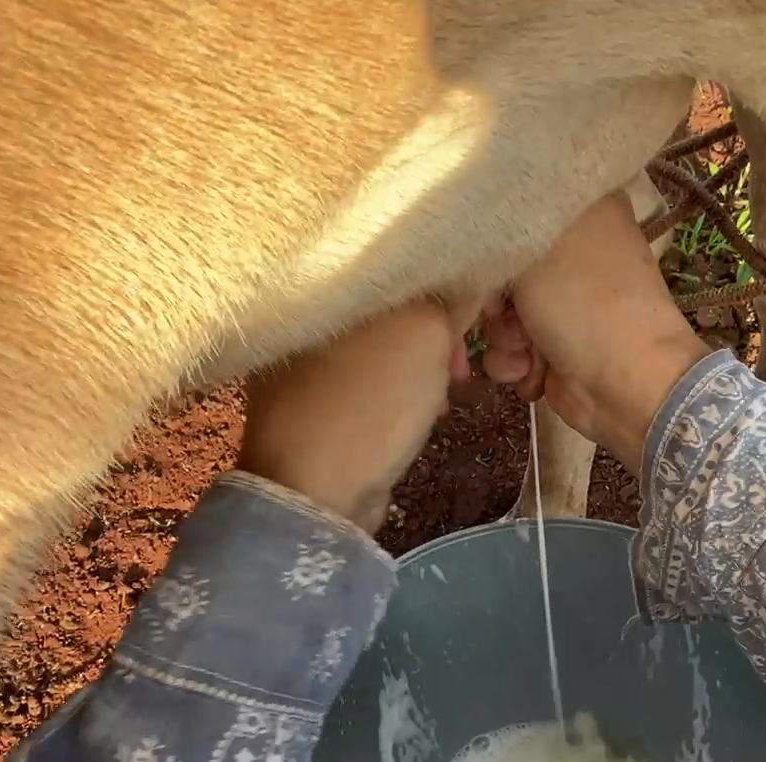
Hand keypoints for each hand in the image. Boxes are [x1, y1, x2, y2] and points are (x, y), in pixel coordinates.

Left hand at [240, 297, 467, 531]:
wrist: (317, 492)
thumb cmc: (370, 402)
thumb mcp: (422, 333)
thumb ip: (444, 299)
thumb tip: (458, 290)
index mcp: (315, 281)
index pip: (393, 264)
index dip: (440, 288)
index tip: (466, 319)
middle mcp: (300, 315)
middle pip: (389, 307)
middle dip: (431, 335)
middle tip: (456, 368)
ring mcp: (299, 364)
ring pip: (381, 347)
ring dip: (418, 369)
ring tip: (439, 397)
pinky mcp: (310, 403)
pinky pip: (367, 383)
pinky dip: (395, 395)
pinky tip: (416, 416)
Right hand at [482, 192, 708, 469]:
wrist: (626, 383)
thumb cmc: (583, 302)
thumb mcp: (531, 248)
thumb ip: (493, 235)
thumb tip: (478, 251)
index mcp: (581, 210)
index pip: (513, 211)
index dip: (493, 240)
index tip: (489, 259)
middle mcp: (571, 255)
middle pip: (498, 269)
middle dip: (493, 300)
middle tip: (505, 309)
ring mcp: (562, 306)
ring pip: (498, 315)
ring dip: (505, 339)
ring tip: (529, 349)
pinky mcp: (552, 349)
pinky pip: (509, 352)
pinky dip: (516, 366)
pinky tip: (535, 372)